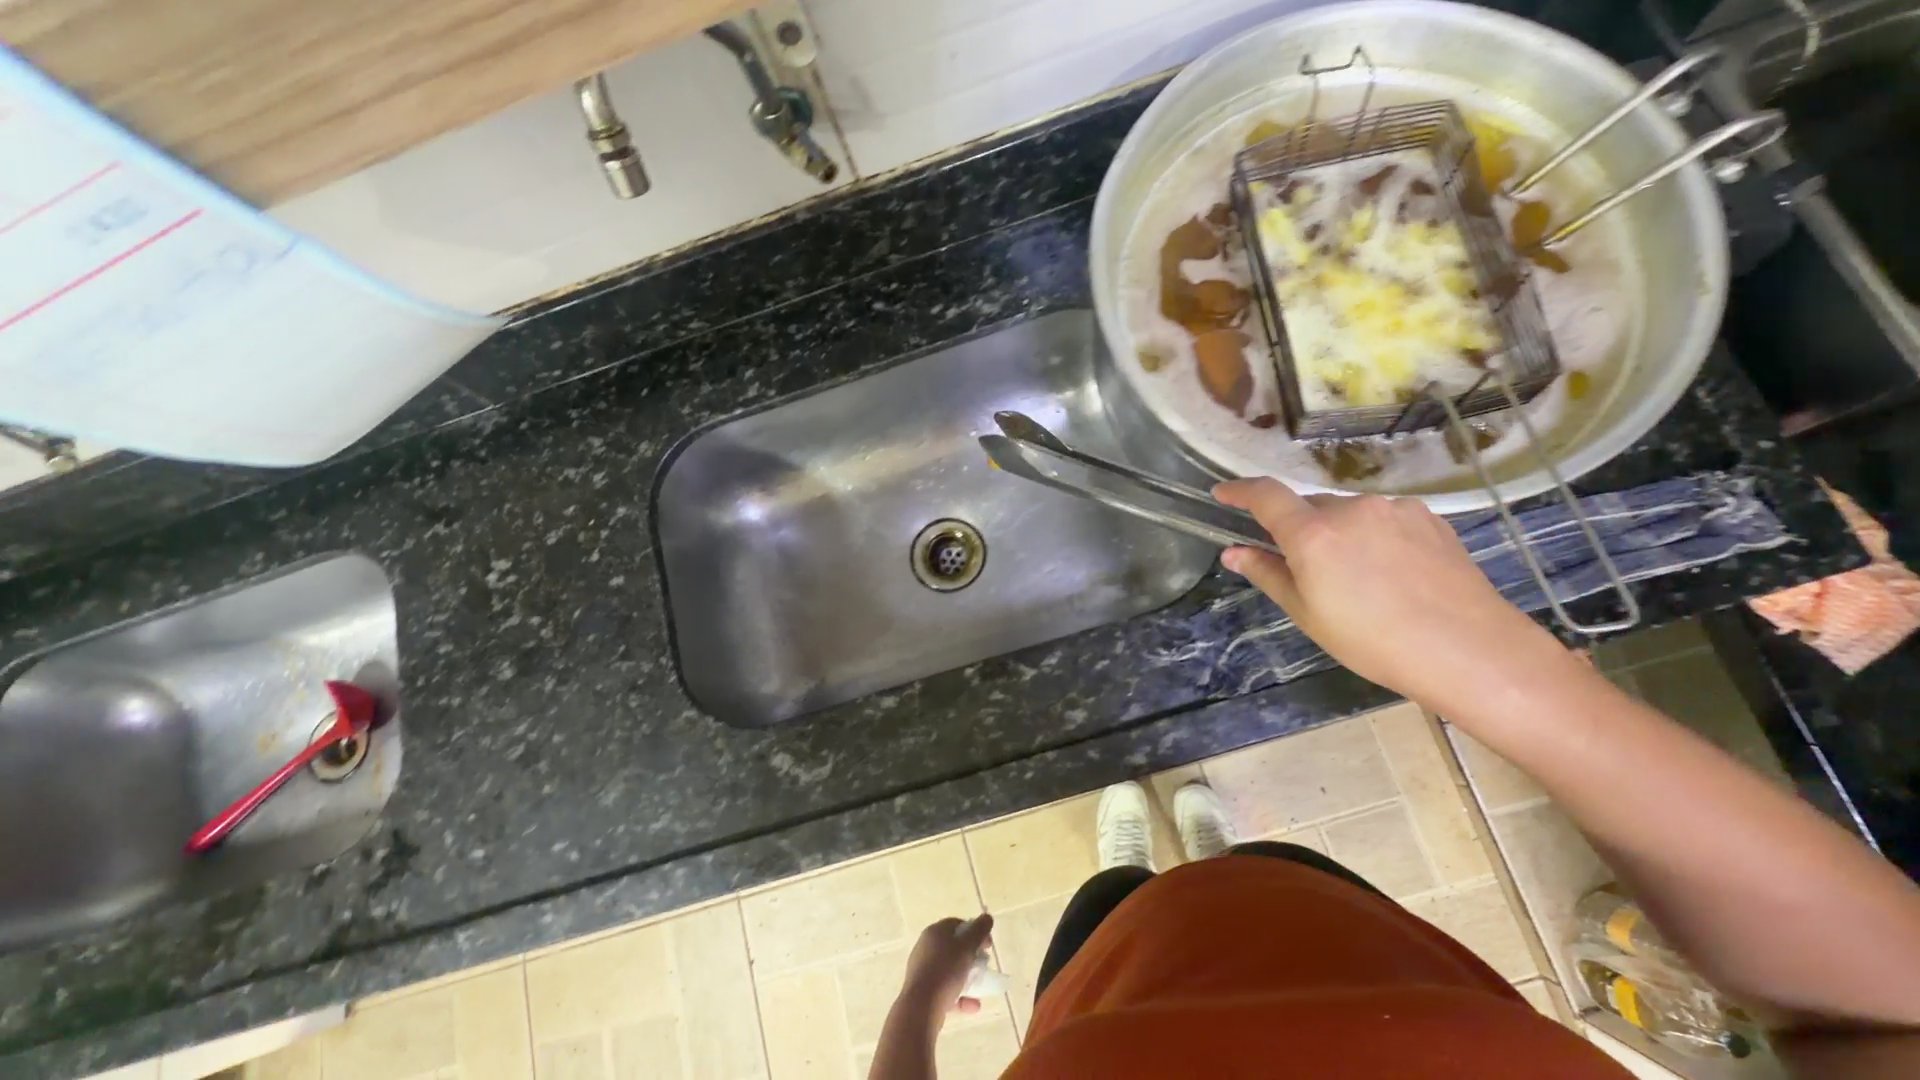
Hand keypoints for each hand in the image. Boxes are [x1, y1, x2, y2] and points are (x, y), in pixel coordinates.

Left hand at [897, 915, 994, 1023]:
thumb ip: (979, 931)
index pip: (957, 924)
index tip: (988, 946)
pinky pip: (945, 989)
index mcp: (934, 932)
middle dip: (972, 956)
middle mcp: (926, 947)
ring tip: (981, 987)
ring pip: (950, 970)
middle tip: (985, 964)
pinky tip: (973, 1006)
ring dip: (967, 977)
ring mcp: (923, 969)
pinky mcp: (923, 990)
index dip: (975, 932)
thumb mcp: (967, 947)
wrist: (921, 1006)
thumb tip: (987, 917)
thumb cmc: (946, 971)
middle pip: (953, 947)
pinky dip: (960, 995)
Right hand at [1213, 478, 1571, 711]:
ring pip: (1349, 514)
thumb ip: (1269, 574)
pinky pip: (1384, 519)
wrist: (1467, 649)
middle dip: (1299, 529)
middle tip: (1306, 571)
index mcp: (1313, 533)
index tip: (1222, 494)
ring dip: (1339, 534)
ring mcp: (1394, 509)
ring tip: (1358, 581)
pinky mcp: (1427, 517)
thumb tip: (1233, 552)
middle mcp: (1351, 508)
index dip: (1239, 491)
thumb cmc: (1373, 642)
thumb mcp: (1309, 615)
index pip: (1266, 496)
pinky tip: (1392, 574)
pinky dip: (1373, 537)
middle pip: (1310, 508)